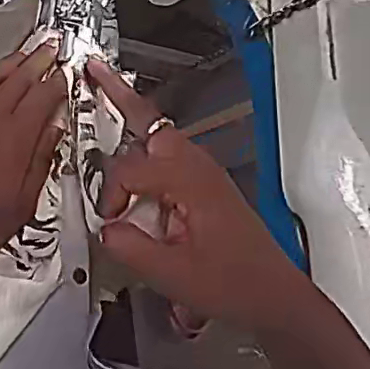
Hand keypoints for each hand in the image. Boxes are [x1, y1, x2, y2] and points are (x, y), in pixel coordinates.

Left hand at [0, 43, 67, 297]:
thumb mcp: (24, 202)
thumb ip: (41, 160)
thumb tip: (53, 131)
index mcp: (16, 138)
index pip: (43, 96)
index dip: (58, 82)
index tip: (66, 73)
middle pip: (20, 79)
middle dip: (39, 60)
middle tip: (52, 46)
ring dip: (13, 61)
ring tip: (27, 51)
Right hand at [86, 58, 318, 336]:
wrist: (274, 296)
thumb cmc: (235, 284)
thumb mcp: (174, 274)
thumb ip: (130, 247)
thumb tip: (105, 227)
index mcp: (191, 181)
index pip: (131, 169)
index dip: (111, 193)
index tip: (109, 219)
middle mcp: (198, 167)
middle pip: (151, 123)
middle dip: (119, 96)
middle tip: (95, 72)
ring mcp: (202, 173)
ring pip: (159, 134)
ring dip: (131, 117)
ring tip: (106, 93)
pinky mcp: (203, 186)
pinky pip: (167, 155)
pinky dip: (144, 144)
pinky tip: (131, 153)